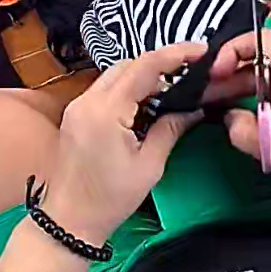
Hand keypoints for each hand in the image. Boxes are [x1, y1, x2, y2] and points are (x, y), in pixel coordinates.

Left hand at [38, 43, 206, 245]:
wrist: (69, 221)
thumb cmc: (111, 198)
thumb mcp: (150, 165)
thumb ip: (171, 129)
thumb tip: (194, 108)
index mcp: (106, 111)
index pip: (145, 67)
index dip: (176, 54)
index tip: (201, 50)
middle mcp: (87, 101)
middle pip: (128, 65)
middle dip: (161, 63)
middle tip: (191, 71)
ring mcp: (78, 106)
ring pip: (116, 74)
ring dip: (144, 76)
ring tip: (174, 87)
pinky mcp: (76, 115)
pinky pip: (106, 89)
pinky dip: (129, 89)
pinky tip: (149, 102)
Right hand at [204, 30, 270, 202]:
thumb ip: (248, 134)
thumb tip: (226, 118)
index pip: (265, 42)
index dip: (234, 51)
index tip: (213, 74)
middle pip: (258, 59)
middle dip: (227, 73)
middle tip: (200, 93)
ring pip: (261, 77)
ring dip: (234, 88)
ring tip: (207, 104)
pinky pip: (268, 94)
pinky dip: (248, 101)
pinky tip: (229, 113)